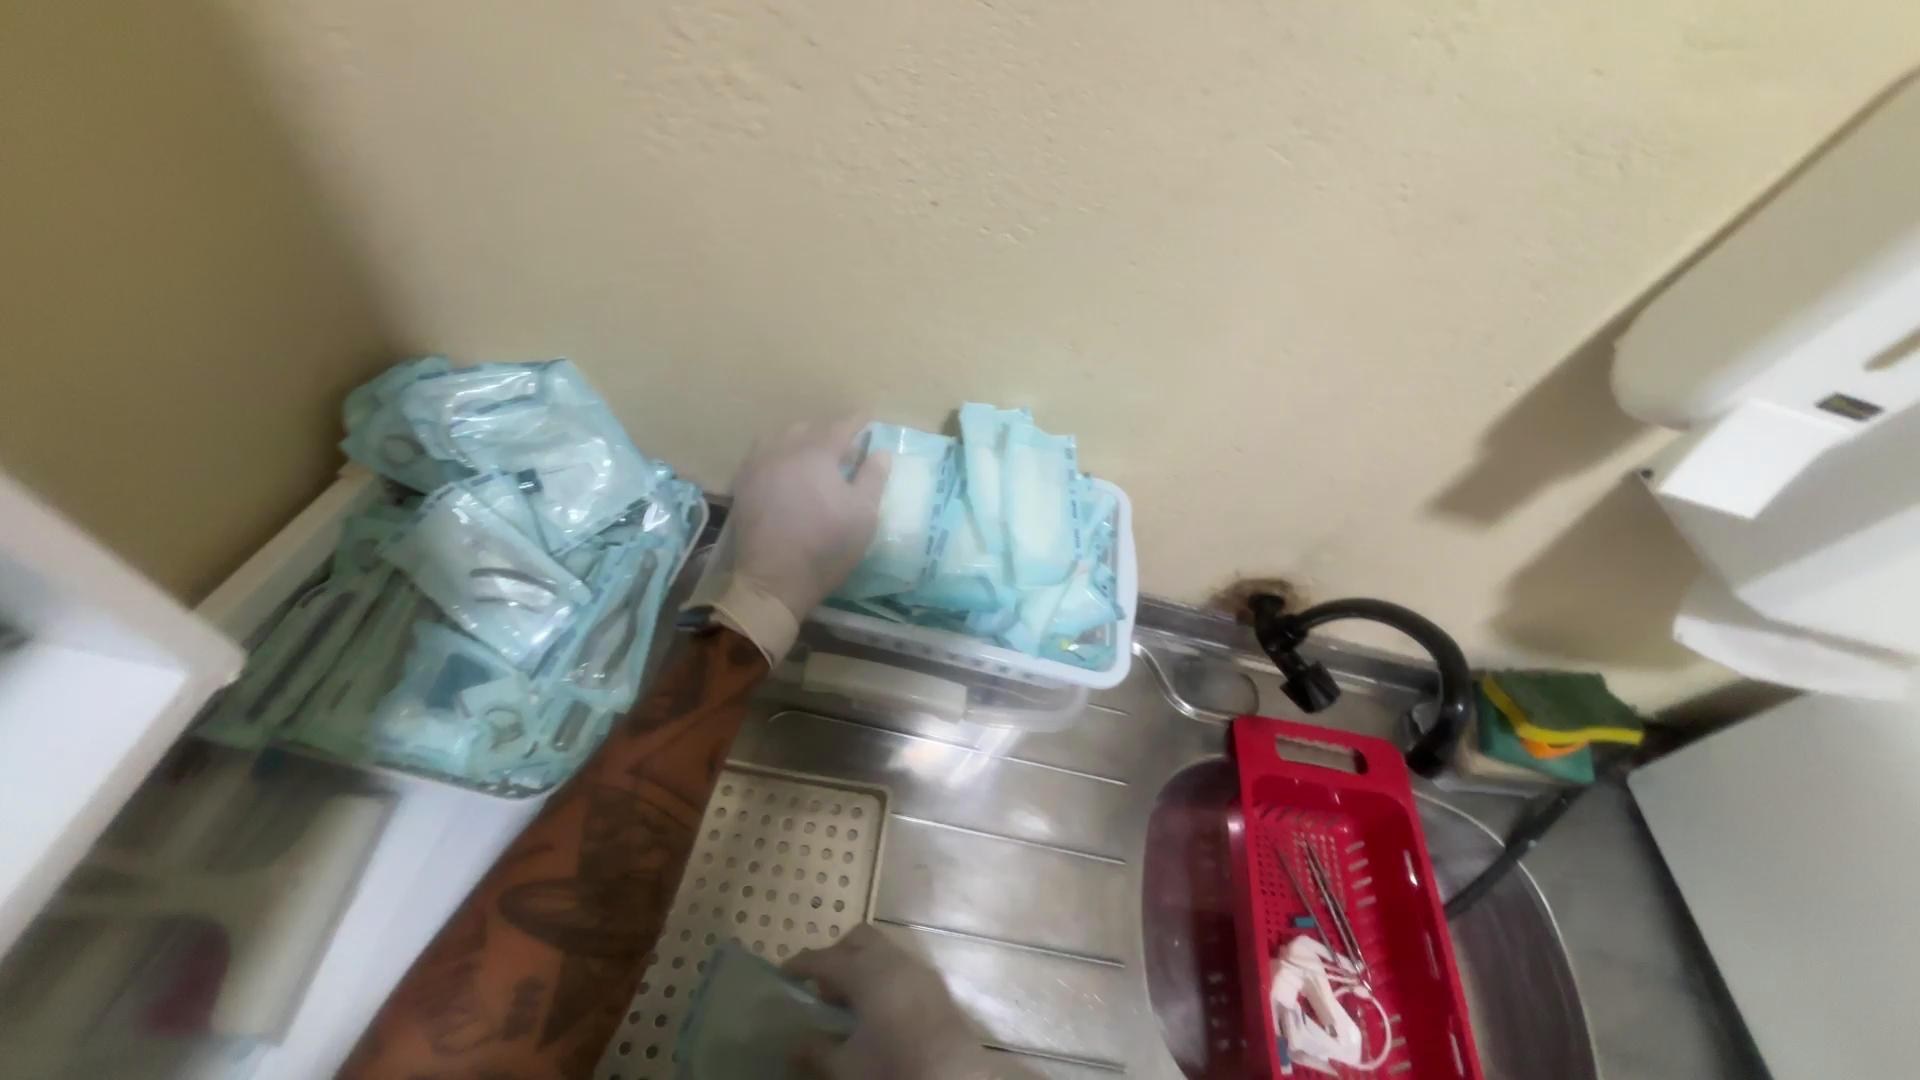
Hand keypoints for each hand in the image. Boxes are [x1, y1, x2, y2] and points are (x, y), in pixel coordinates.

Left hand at [686, 417, 887, 662]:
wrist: (774, 580)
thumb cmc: (826, 546)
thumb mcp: (863, 515)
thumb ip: (873, 478)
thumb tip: (880, 452)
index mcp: (816, 453)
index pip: (841, 427)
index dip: (858, 422)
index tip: (868, 419)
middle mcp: (784, 450)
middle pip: (809, 429)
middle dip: (829, 434)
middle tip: (845, 451)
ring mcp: (758, 466)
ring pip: (780, 439)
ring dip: (799, 442)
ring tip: (812, 459)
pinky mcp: (743, 485)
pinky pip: (761, 456)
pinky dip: (777, 456)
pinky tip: (785, 472)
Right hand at [785, 925, 998, 1079]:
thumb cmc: (895, 1070)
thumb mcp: (847, 1067)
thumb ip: (816, 1051)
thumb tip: (791, 1046)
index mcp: (869, 974)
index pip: (826, 958)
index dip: (802, 963)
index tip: (784, 972)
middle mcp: (896, 961)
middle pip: (859, 938)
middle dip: (837, 954)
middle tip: (822, 989)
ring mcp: (920, 969)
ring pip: (884, 949)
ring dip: (862, 964)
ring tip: (849, 1003)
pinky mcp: (937, 986)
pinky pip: (902, 965)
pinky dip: (883, 975)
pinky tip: (878, 1010)